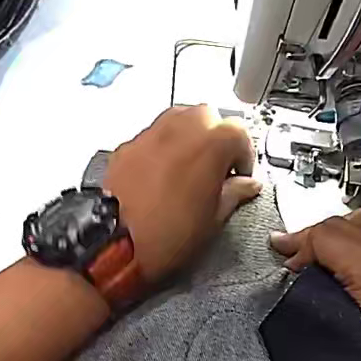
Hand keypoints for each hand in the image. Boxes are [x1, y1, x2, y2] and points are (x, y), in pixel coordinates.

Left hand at [104, 105, 261, 283]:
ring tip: (190, 169)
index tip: (241, 176)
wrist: (114, 242)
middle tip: (217, 169)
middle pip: (209, 118)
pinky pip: (152, 138)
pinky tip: (161, 176)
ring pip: (178, 120)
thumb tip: (245, 186)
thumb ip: (234, 194)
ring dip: (189, 138)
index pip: (240, 133)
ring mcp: (151, 134)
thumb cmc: (166, 234)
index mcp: (211, 142)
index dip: (244, 157)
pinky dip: (162, 149)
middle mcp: (181, 127)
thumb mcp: (213, 220)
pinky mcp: (126, 146)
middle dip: (216, 139)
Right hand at [269, 209, 360, 360]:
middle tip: (289, 254)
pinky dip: (347, 244)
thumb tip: (294, 268)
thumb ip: (311, 287)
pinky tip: (334, 263)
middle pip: (341, 223)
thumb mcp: (334, 326)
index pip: (325, 233)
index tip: (285, 261)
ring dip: (330, 236)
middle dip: (311, 235)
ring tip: (310, 255)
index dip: (298, 244)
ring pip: (358, 226)